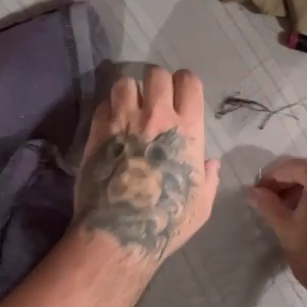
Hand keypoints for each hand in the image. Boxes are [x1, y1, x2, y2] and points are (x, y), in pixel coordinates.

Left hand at [74, 67, 220, 265]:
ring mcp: (123, 121)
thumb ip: (208, 179)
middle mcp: (156, 117)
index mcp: (187, 130)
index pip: (189, 82)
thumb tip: (210, 164)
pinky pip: (103, 104)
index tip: (181, 97)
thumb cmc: (167, 222)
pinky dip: (108, 110)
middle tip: (154, 101)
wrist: (120, 233)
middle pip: (156, 74)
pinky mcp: (97, 132)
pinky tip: (111, 127)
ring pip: (125, 82)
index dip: (185, 84)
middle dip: (157, 82)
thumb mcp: (201, 205)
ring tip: (129, 109)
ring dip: (129, 92)